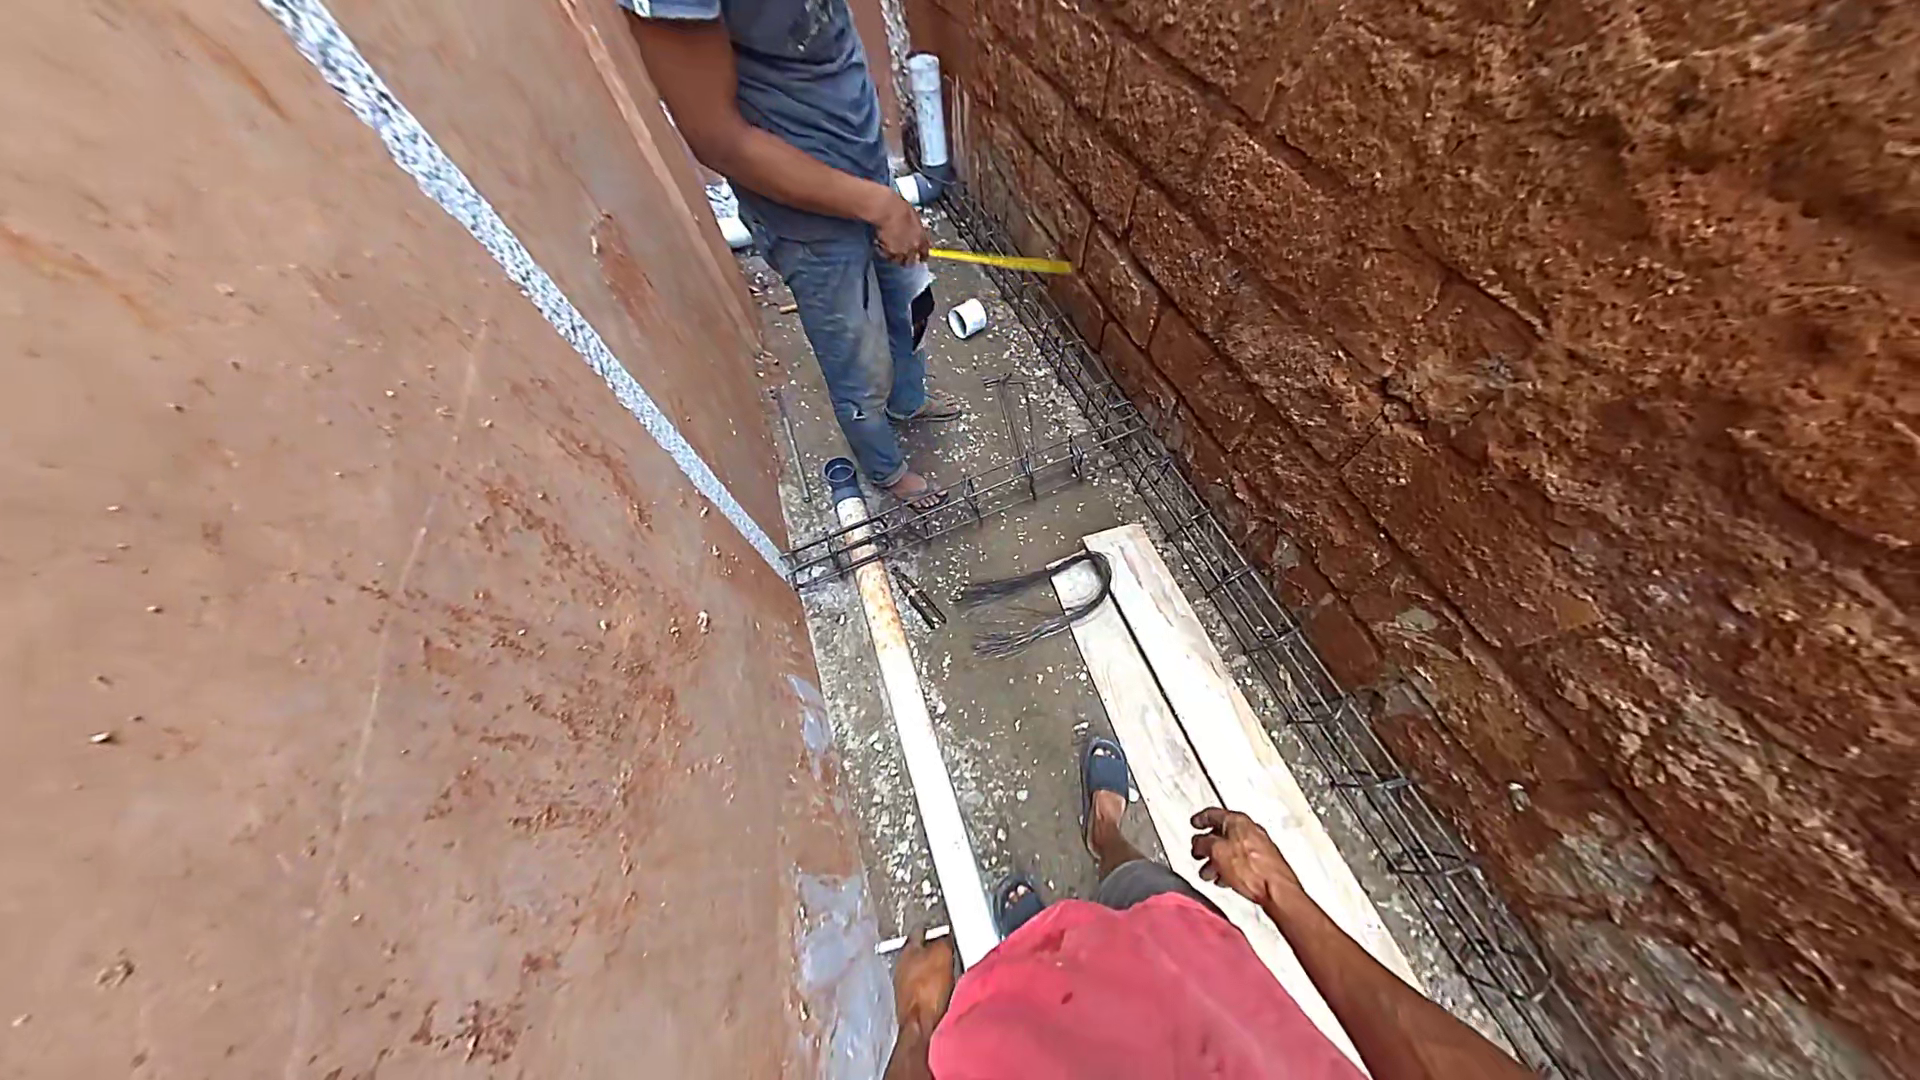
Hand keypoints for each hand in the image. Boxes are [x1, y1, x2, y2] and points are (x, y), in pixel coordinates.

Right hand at [866, 185, 929, 263]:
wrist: (888, 210)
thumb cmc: (902, 208)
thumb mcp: (916, 218)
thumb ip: (919, 230)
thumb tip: (920, 233)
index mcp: (921, 240)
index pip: (925, 253)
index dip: (923, 256)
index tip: (921, 257)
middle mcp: (912, 249)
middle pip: (912, 261)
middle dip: (909, 260)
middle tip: (906, 256)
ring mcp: (900, 252)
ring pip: (899, 261)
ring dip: (897, 258)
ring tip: (894, 253)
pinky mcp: (888, 252)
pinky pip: (888, 256)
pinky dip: (886, 253)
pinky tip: (884, 247)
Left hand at [891, 928, 955, 1033]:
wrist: (921, 1027)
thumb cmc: (928, 989)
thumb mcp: (943, 954)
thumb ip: (943, 940)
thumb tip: (945, 938)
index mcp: (907, 949)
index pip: (920, 931)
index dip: (933, 929)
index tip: (944, 930)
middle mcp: (901, 966)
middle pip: (920, 952)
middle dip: (933, 952)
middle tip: (948, 953)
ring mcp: (903, 987)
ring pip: (921, 971)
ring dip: (932, 972)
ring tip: (948, 974)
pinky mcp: (909, 1006)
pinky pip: (923, 990)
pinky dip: (931, 989)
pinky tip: (941, 992)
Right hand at [1191, 807, 1302, 908]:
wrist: (1278, 892)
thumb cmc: (1250, 869)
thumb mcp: (1215, 851)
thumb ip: (1202, 843)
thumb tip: (1198, 843)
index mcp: (1237, 821)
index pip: (1213, 814)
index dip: (1200, 819)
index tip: (1195, 823)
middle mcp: (1250, 830)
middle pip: (1223, 833)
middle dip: (1208, 846)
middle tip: (1199, 853)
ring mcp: (1260, 846)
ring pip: (1232, 849)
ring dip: (1218, 860)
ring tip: (1209, 873)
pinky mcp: (1267, 863)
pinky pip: (1243, 861)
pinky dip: (1231, 868)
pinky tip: (1226, 880)